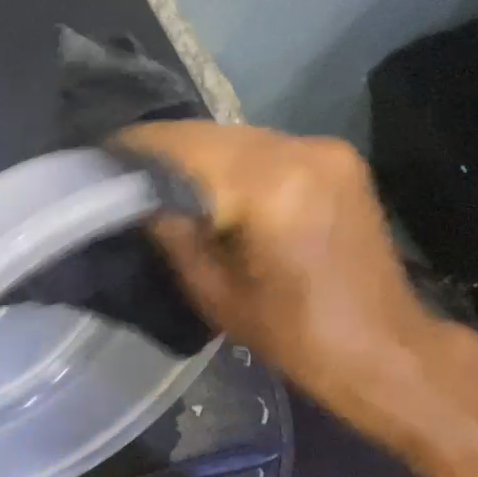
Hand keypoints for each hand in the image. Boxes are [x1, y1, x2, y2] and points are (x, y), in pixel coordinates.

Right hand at [117, 122, 454, 419]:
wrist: (377, 342)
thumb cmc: (286, 329)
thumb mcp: (210, 289)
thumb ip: (172, 233)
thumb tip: (138, 198)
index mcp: (268, 187)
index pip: (186, 146)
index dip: (138, 145)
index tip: (100, 153)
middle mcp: (300, 153)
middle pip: (212, 134)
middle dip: (163, 146)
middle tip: (119, 165)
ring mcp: (325, 151)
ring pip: (238, 137)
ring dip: (194, 152)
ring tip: (152, 172)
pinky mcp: (336, 160)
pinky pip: (264, 147)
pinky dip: (227, 159)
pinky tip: (202, 180)